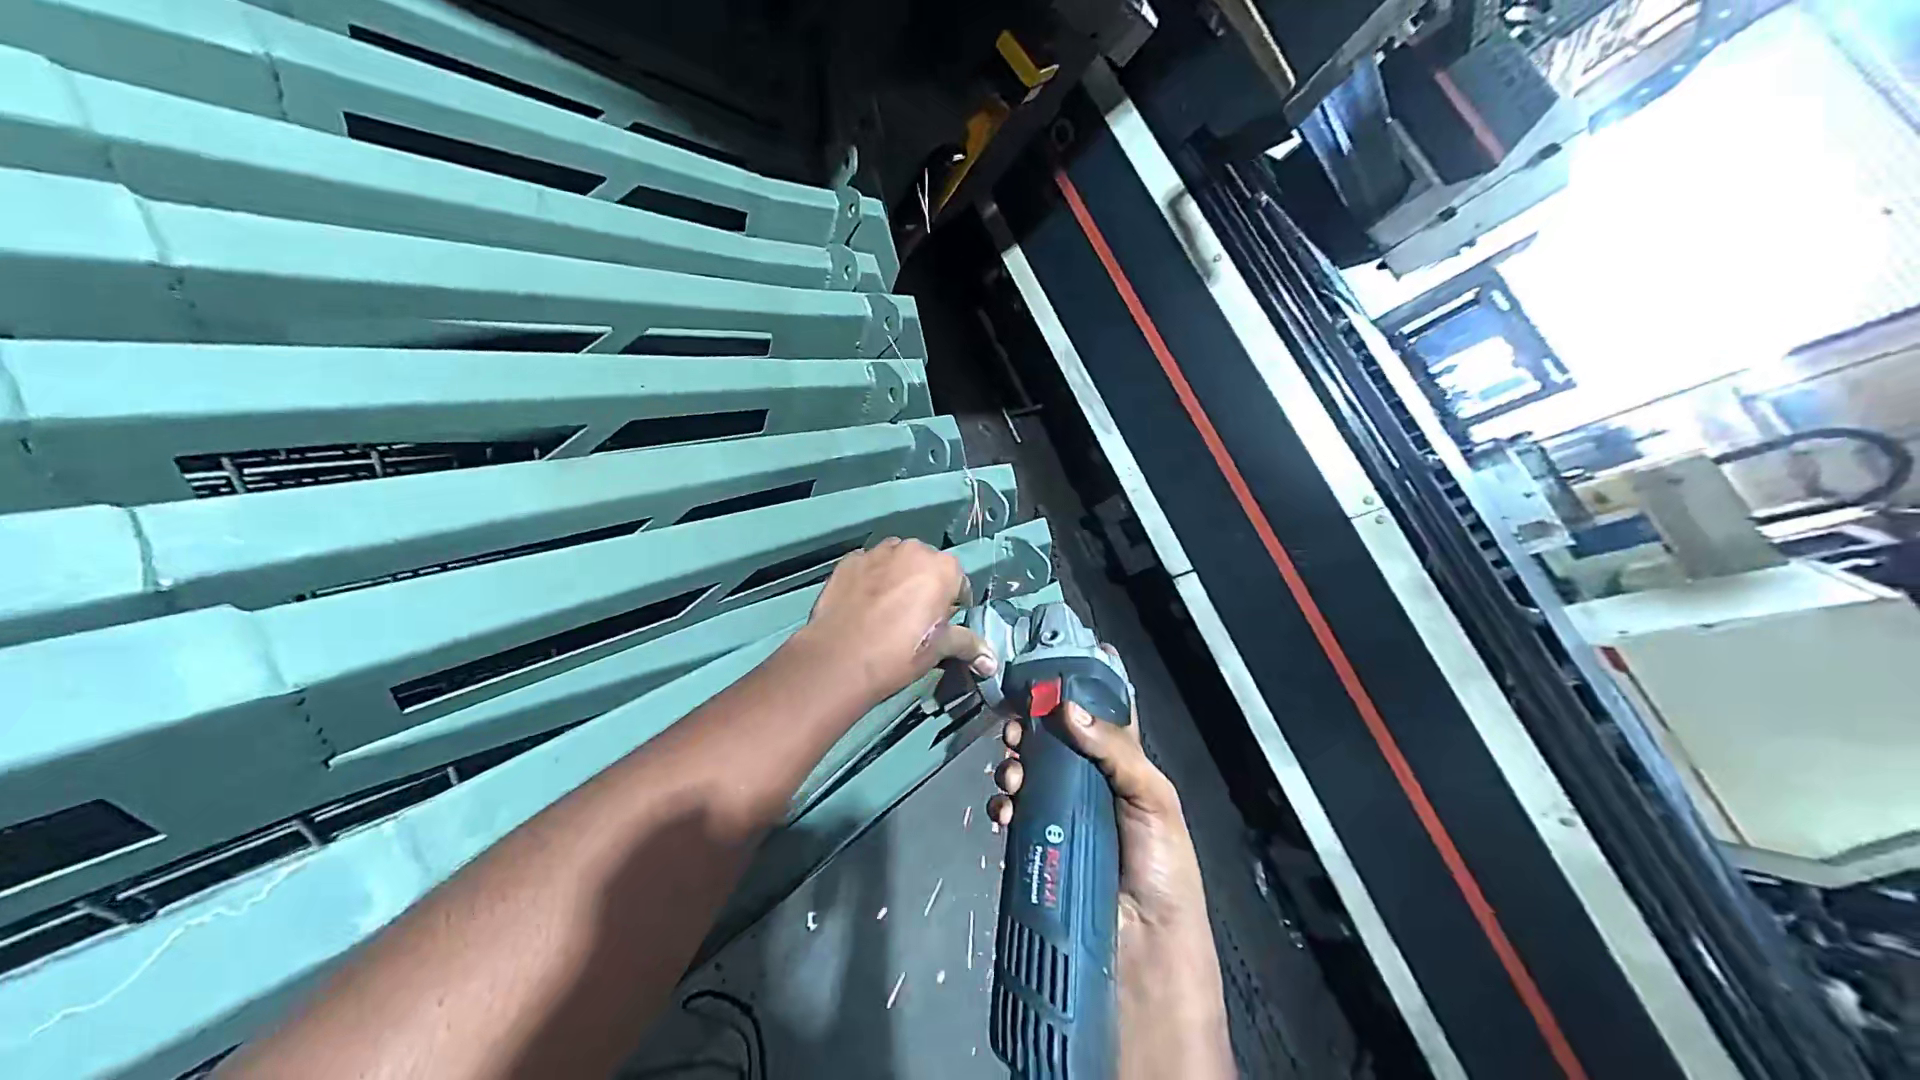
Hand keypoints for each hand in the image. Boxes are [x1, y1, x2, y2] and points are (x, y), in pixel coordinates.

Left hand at [790, 537, 995, 702]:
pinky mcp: (848, 560)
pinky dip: (869, 579)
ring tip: (886, 610)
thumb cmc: (899, 652)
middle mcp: (912, 550)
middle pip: (927, 566)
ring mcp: (877, 552)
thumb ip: (968, 645)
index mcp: (943, 568)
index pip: (959, 582)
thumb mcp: (938, 650)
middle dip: (924, 586)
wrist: (839, 658)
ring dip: (897, 578)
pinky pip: (868, 565)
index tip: (941, 623)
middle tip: (914, 618)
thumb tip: (992, 662)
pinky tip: (863, 605)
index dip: (952, 604)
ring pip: (896, 561)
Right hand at [987, 648, 1234, 1079]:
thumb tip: (1067, 708)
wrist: (1144, 954)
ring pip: (1028, 773)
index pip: (1091, 718)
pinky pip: (1014, 812)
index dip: (1066, 696)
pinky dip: (1003, 804)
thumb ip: (1116, 751)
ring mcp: (1061, 815)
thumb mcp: (1154, 800)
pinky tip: (1004, 810)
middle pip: (1050, 742)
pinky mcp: (1038, 844)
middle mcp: (1089, 784)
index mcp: (1121, 768)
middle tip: (1012, 731)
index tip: (1039, 682)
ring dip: (1012, 766)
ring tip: (1011, 777)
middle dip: (1026, 730)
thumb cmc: (1161, 868)